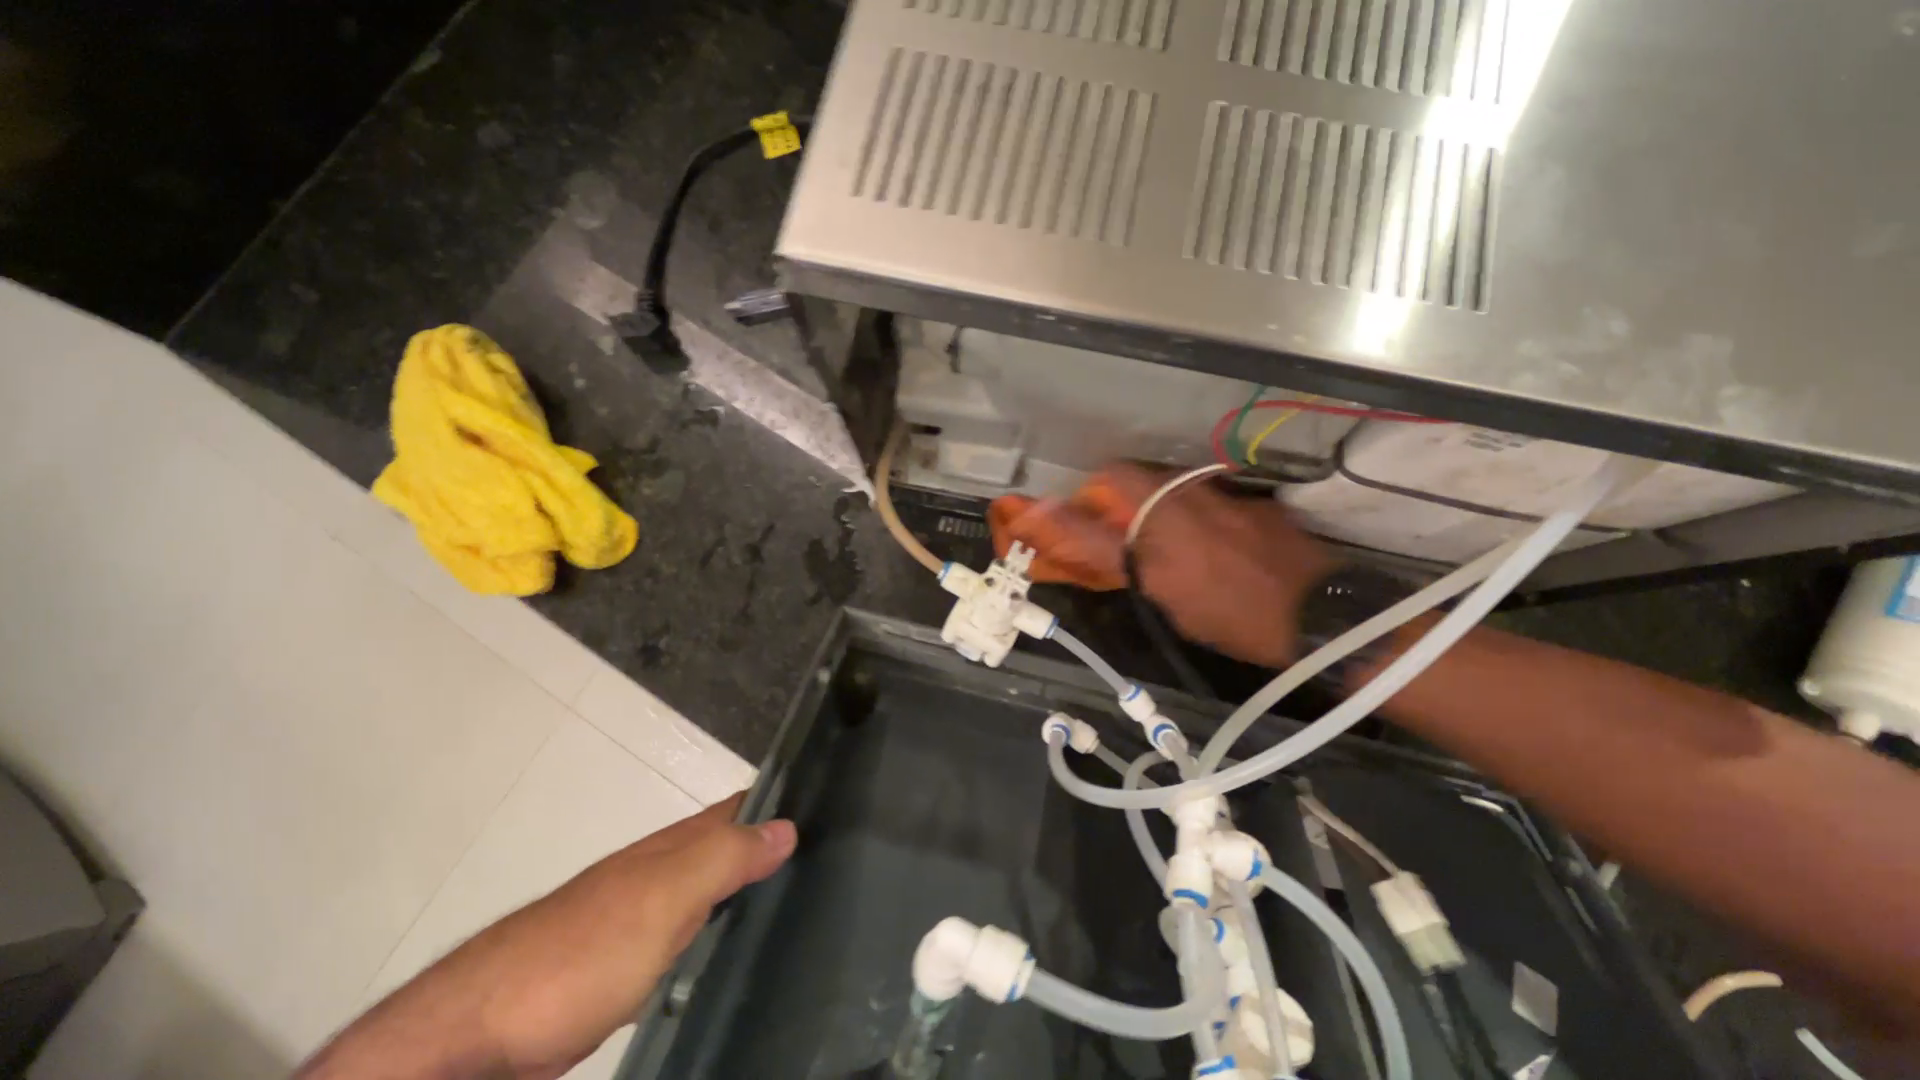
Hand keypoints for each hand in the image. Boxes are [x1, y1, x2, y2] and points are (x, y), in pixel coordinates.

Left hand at [299, 793, 795, 1079]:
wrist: (478, 1034)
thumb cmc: (579, 956)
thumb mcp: (660, 898)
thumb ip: (721, 859)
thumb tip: (787, 825)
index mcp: (665, 853)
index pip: (734, 812)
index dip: (777, 805)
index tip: (832, 811)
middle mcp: (651, 880)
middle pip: (722, 853)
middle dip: (770, 851)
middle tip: (833, 869)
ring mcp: (633, 927)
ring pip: (705, 900)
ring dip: (745, 899)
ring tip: (799, 912)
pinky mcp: (621, 975)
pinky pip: (685, 946)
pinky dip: (715, 944)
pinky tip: (733, 964)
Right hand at [994, 464, 1336, 668]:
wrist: (1315, 613)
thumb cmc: (1226, 609)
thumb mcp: (1158, 587)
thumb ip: (1108, 549)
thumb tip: (1055, 519)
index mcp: (1164, 504)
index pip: (1111, 475)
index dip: (1092, 497)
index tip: (1087, 525)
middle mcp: (1197, 489)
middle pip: (1147, 483)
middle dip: (1129, 509)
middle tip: (1127, 545)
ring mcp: (1233, 497)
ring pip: (1183, 496)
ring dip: (1167, 517)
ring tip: (1176, 556)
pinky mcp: (1262, 509)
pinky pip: (1217, 508)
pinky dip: (1205, 526)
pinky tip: (1219, 558)